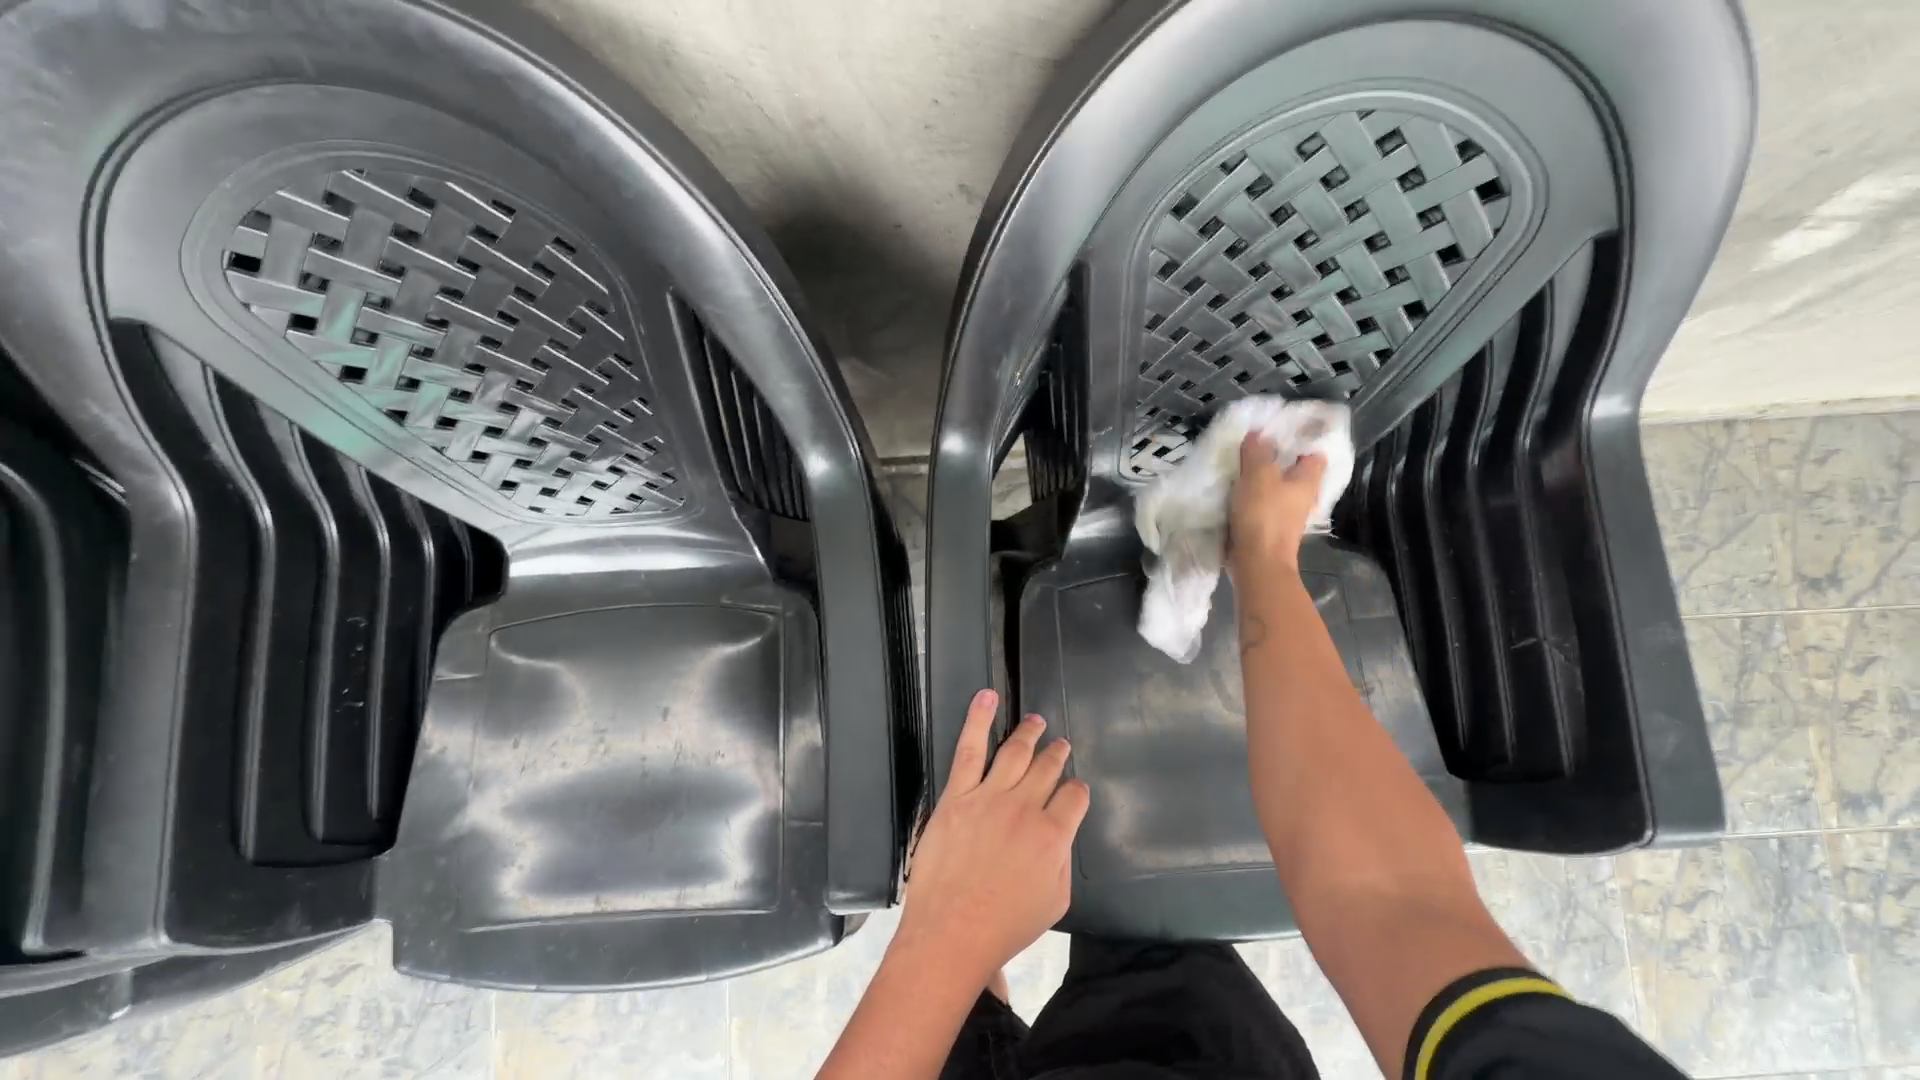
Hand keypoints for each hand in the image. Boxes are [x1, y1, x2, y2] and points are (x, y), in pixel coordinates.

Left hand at [895, 689, 1089, 982]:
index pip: (1075, 796)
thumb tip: (1060, 834)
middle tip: (1059, 744)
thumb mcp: (1055, 902)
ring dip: (1029, 733)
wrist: (951, 933)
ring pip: (1015, 752)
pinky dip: (978, 719)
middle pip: (1047, 768)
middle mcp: (1024, 809)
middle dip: (1057, 753)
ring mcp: (988, 798)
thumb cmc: (1004, 926)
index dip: (1077, 791)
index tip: (1074, 790)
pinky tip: (986, 698)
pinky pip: (969, 749)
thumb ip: (1062, 860)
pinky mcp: (956, 796)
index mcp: (1053, 836)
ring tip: (1035, 721)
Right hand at [1230, 434, 1326, 576]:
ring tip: (1240, 465)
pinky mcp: (1270, 527)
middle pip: (1293, 470)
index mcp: (1308, 480)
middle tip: (1254, 444)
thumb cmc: (1264, 515)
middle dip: (1277, 458)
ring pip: (1277, 487)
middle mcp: (1303, 496)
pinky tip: (1236, 491)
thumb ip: (1258, 452)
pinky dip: (1252, 496)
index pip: (1314, 453)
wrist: (1257, 562)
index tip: (1280, 430)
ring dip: (1262, 479)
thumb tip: (1258, 435)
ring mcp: (1287, 514)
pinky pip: (1263, 504)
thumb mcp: (1258, 475)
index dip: (1301, 440)